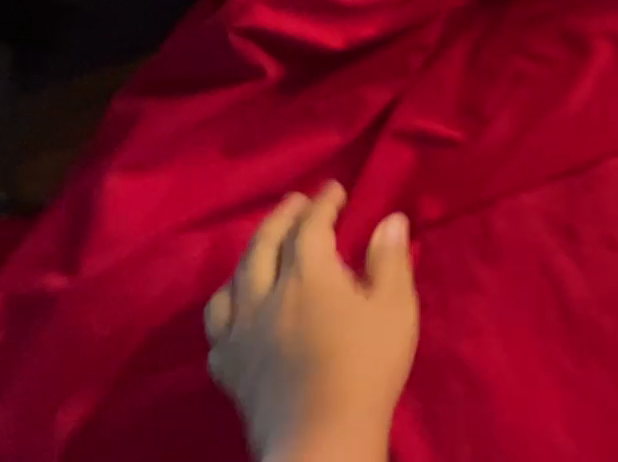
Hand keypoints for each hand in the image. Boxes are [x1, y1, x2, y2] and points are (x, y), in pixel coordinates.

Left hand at [205, 183, 417, 461]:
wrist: (321, 433)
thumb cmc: (369, 362)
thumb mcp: (395, 305)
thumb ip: (388, 260)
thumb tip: (389, 220)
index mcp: (308, 279)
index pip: (310, 230)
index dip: (322, 205)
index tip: (334, 188)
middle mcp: (264, 299)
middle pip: (262, 248)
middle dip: (280, 219)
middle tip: (296, 201)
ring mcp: (238, 335)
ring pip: (231, 283)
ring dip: (249, 256)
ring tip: (264, 248)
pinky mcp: (227, 366)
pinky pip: (218, 323)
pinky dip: (231, 301)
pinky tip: (241, 307)